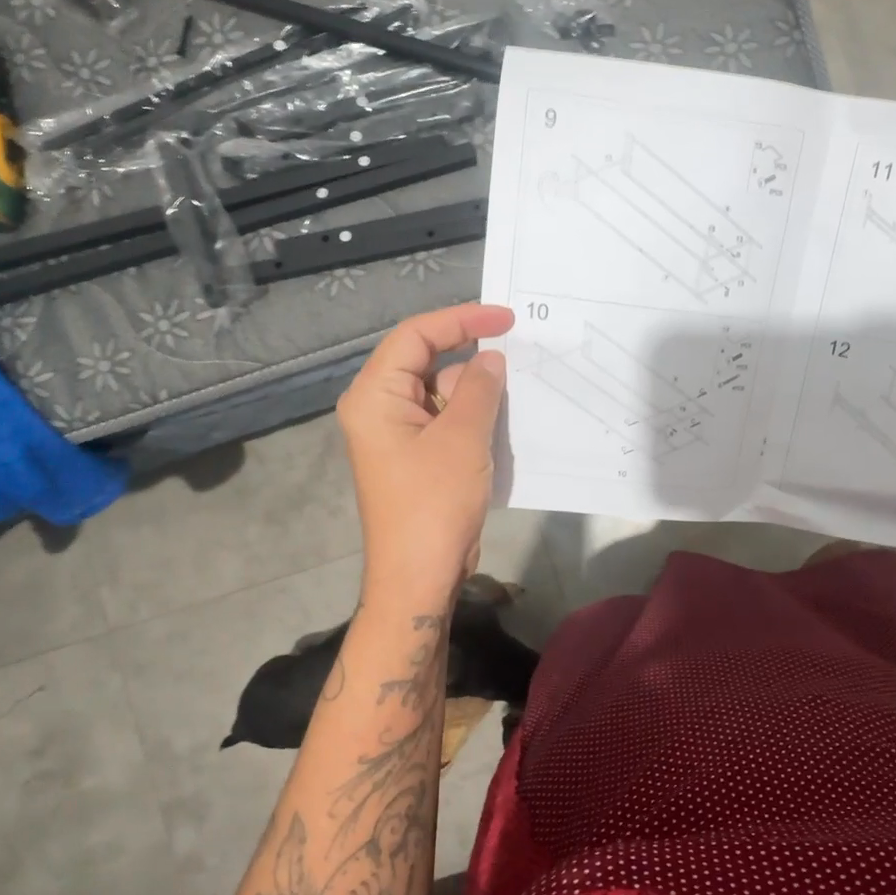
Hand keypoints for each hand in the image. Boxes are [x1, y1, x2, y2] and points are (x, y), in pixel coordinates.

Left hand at [337, 303, 514, 601]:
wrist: (418, 575)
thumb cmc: (434, 503)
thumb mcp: (462, 438)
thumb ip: (479, 389)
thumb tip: (491, 359)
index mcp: (375, 395)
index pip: (416, 336)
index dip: (461, 319)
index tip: (507, 318)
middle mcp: (380, 408)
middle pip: (426, 360)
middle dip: (471, 354)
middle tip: (519, 349)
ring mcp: (398, 434)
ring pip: (440, 391)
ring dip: (477, 388)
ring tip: (520, 386)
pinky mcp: (417, 457)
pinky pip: (446, 420)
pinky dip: (473, 414)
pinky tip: (505, 416)